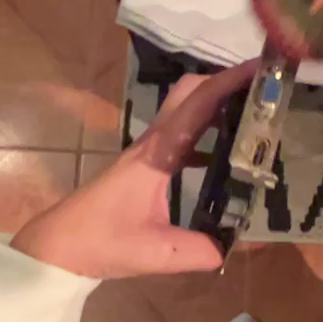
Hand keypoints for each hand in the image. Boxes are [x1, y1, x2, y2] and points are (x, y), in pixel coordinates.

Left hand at [12, 61, 257, 278]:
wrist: (59, 247)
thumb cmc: (101, 241)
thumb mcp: (155, 252)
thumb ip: (199, 251)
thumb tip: (234, 248)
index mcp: (157, 154)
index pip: (197, 104)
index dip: (228, 82)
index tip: (260, 69)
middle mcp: (154, 144)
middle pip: (189, 93)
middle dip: (225, 82)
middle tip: (263, 89)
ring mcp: (149, 152)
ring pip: (185, 112)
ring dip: (216, 104)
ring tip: (255, 114)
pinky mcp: (147, 166)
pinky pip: (182, 136)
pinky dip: (206, 132)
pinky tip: (229, 153)